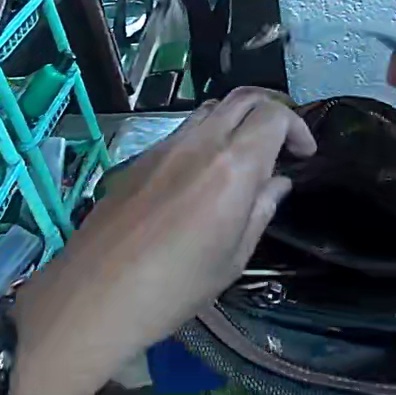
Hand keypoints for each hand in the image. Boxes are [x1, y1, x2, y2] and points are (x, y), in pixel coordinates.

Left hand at [6, 87, 313, 394]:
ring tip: (245, 155)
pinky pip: (184, 130)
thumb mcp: (233, 257)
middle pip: (243, 97)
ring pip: (212, 108)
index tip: (304, 154)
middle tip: (282, 142)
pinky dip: (208, 135)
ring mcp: (166, 145)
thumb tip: (276, 182)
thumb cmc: (174, 288)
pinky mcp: (141, 157)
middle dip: (272, 110)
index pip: (274, 114)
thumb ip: (261, 209)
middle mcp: (201, 142)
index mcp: (232, 165)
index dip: (297, 126)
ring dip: (238, 119)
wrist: (92, 297)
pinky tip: (204, 174)